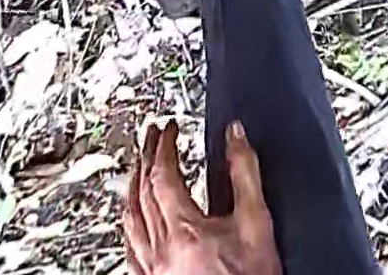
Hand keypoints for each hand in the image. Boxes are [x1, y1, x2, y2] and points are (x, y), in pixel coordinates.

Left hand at [124, 120, 279, 274]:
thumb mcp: (257, 223)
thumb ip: (244, 172)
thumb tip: (235, 135)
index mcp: (184, 231)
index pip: (161, 174)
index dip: (163, 144)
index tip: (169, 127)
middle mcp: (161, 252)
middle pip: (141, 193)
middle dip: (146, 157)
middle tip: (152, 134)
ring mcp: (153, 273)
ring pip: (130, 221)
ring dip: (132, 187)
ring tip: (138, 167)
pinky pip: (131, 250)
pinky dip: (130, 224)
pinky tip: (134, 219)